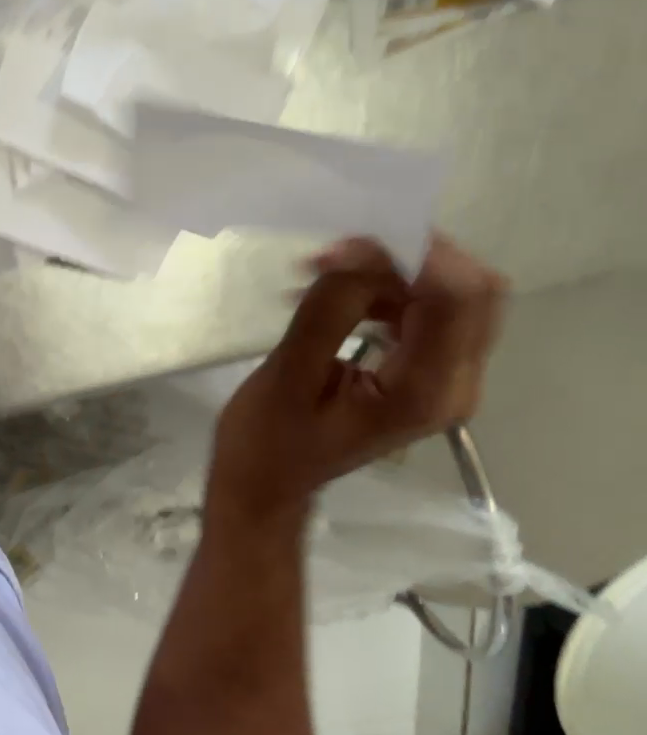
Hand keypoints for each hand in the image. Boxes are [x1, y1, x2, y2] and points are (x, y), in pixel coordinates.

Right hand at [207, 234, 506, 529]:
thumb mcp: (287, 378)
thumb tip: (355, 250)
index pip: (457, 298)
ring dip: (394, 274)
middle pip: (471, 292)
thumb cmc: (264, 444)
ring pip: (452, 298)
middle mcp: (456, 382)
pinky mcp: (426, 374)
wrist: (263, 489)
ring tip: (326, 273)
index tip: (343, 245)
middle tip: (340, 252)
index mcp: (427, 391)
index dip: (411, 257)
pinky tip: (339, 295)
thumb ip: (328, 312)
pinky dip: (388, 294)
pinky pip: (428, 315)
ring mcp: (446, 379)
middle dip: (410, 259)